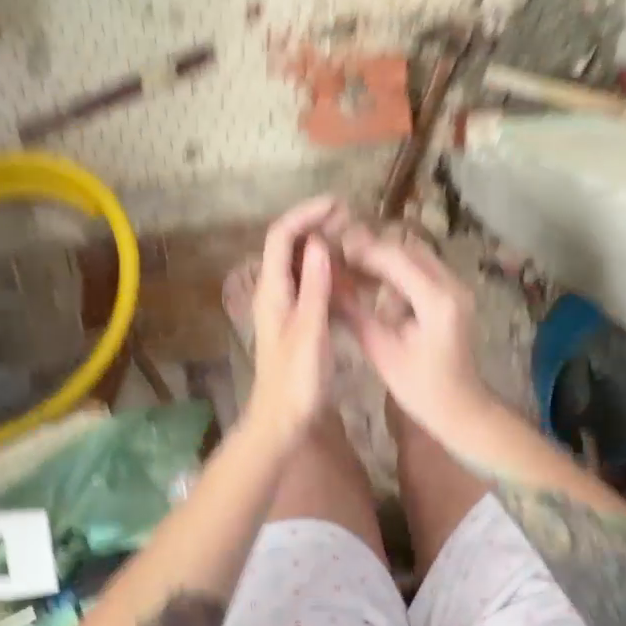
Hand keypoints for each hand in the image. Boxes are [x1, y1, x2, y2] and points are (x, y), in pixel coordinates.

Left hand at [244, 195, 346, 440]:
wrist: (282, 420)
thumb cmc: (296, 380)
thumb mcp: (310, 331)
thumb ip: (315, 287)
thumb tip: (320, 242)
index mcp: (272, 291)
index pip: (281, 236)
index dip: (305, 214)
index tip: (337, 204)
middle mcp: (273, 291)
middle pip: (288, 244)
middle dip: (315, 224)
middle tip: (351, 218)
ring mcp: (283, 305)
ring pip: (299, 262)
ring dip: (322, 244)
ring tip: (353, 237)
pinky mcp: (295, 318)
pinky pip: (308, 282)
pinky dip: (326, 269)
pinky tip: (349, 273)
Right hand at [338, 227, 493, 428]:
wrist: (461, 408)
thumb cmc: (421, 388)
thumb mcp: (381, 351)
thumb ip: (354, 313)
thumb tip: (324, 285)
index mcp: (437, 301)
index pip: (395, 258)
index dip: (360, 251)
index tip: (330, 251)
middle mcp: (453, 284)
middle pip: (406, 247)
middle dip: (371, 249)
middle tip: (337, 258)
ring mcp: (456, 285)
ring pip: (414, 253)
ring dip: (383, 257)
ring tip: (349, 268)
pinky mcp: (453, 291)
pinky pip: (421, 266)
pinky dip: (395, 268)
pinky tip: (371, 282)